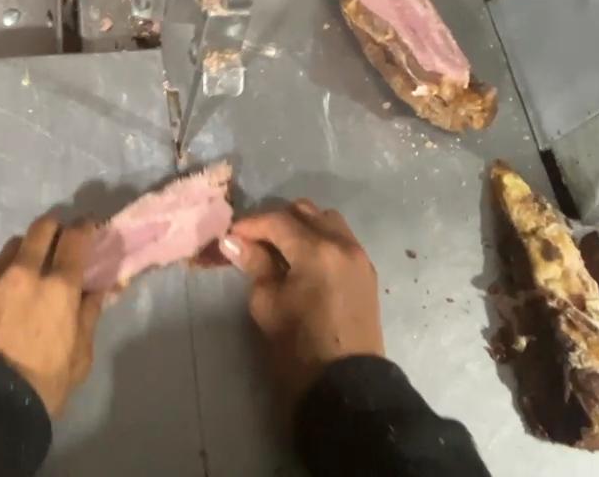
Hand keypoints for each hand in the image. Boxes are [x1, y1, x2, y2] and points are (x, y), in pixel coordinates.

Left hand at [0, 215, 104, 416]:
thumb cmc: (41, 385)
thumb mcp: (80, 357)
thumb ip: (89, 316)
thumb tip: (97, 290)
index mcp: (59, 287)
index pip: (76, 237)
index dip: (84, 227)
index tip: (88, 228)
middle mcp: (26, 272)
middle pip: (42, 227)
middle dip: (55, 228)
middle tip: (58, 241)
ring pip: (14, 245)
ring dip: (26, 250)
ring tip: (27, 269)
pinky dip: (2, 277)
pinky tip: (1, 300)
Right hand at [219, 199, 383, 399]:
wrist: (347, 388)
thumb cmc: (300, 348)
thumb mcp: (267, 305)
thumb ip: (254, 265)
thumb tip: (233, 240)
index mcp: (316, 251)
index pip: (277, 221)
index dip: (251, 224)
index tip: (231, 235)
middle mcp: (342, 244)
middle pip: (304, 212)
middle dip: (277, 221)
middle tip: (255, 241)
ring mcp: (359, 256)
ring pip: (326, 220)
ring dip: (302, 226)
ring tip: (283, 249)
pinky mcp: (367, 271)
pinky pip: (341, 238)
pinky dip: (321, 239)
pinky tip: (305, 261)